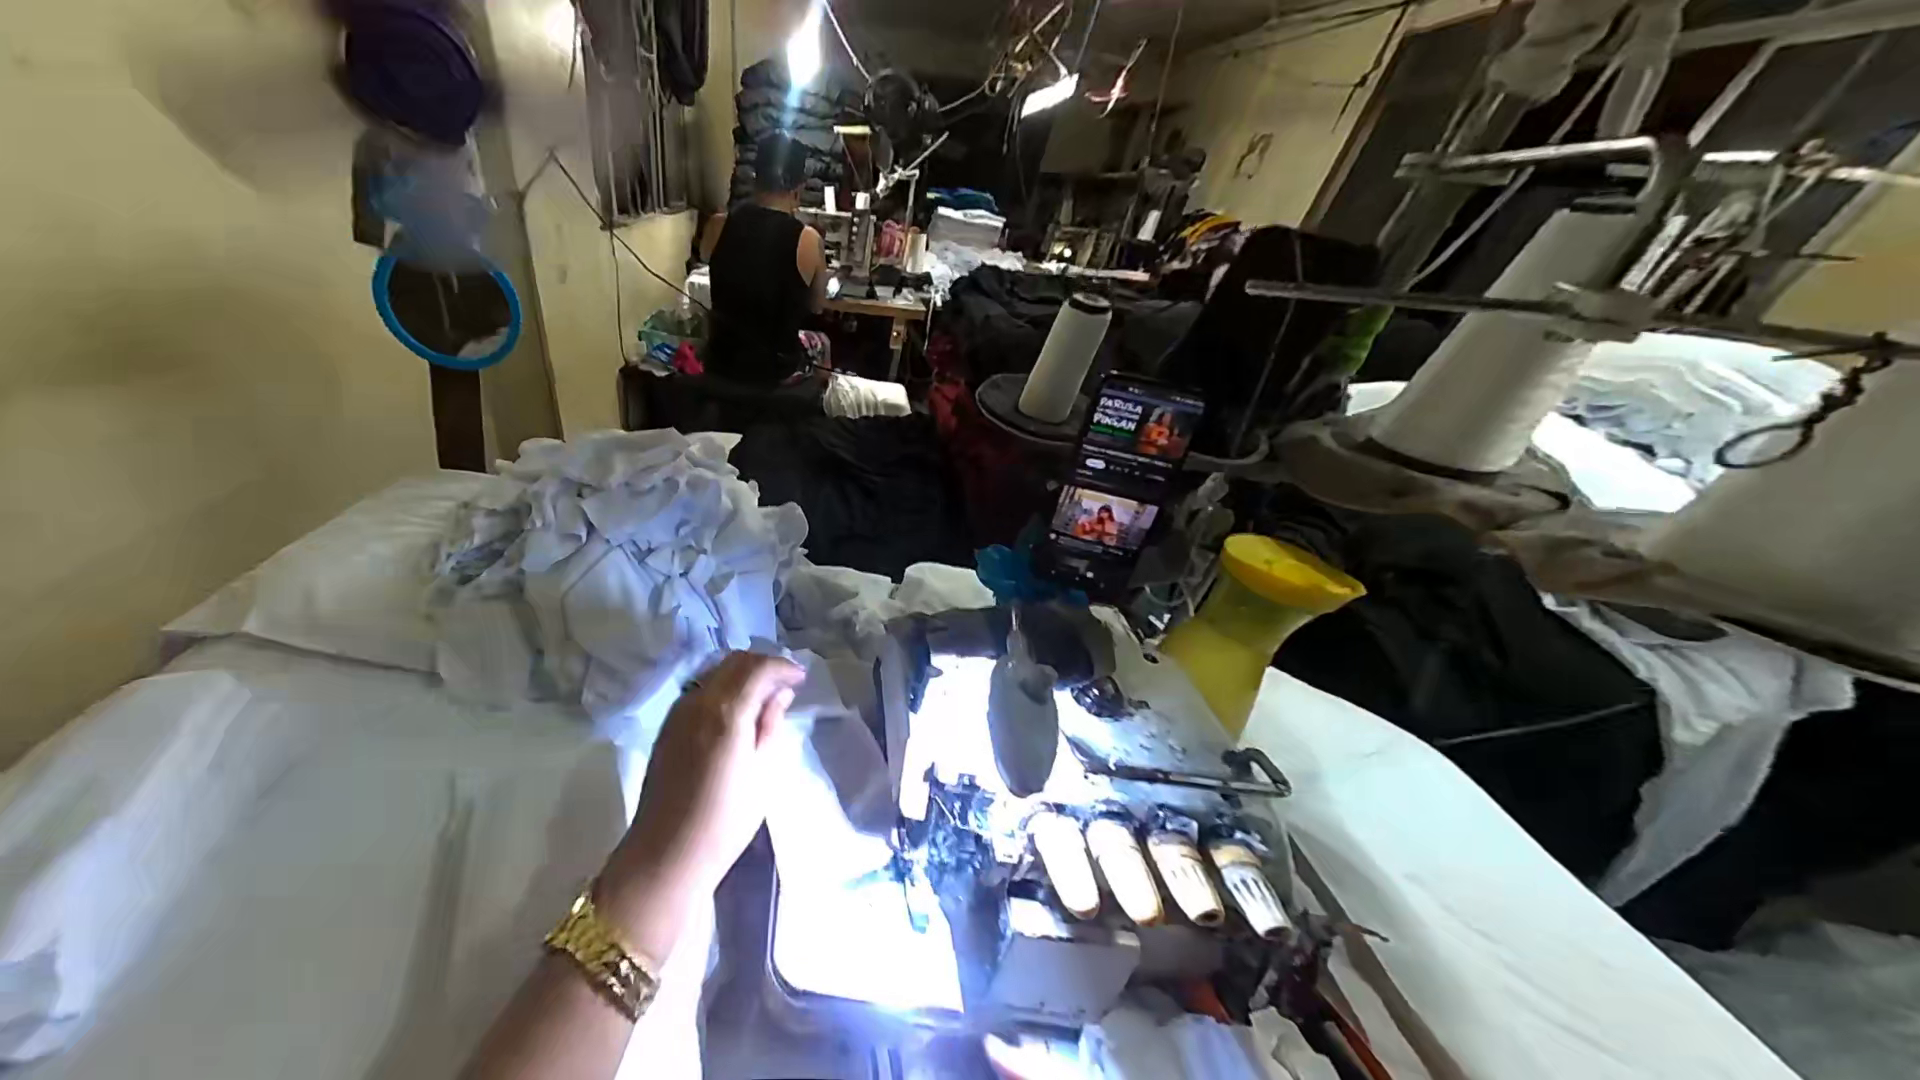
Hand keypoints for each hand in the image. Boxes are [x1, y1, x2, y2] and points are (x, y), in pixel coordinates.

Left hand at [598, 652, 805, 955]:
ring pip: (715, 672)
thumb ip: (771, 725)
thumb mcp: (763, 773)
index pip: (757, 668)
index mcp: (726, 713)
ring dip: (742, 674)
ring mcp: (678, 713)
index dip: (783, 666)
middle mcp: (698, 702)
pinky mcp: (667, 727)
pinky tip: (738, 709)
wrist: (666, 856)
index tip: (802, 679)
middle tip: (786, 683)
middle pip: (733, 662)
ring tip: (765, 695)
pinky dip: (724, 686)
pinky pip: (701, 689)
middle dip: (763, 665)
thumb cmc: (725, 821)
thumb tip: (779, 695)